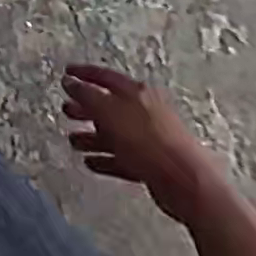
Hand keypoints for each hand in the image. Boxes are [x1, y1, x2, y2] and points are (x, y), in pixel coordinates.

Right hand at [62, 64, 223, 225]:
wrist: (187, 183)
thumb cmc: (149, 140)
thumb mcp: (109, 111)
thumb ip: (86, 95)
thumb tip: (69, 81)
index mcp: (136, 92)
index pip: (104, 76)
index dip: (83, 73)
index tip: (67, 72)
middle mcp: (144, 111)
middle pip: (109, 105)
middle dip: (86, 108)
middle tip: (67, 109)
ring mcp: (150, 138)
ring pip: (114, 133)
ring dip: (92, 136)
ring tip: (74, 141)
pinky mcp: (152, 164)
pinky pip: (123, 157)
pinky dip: (106, 158)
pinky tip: (91, 162)